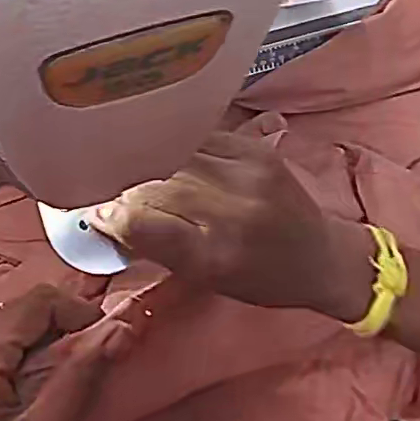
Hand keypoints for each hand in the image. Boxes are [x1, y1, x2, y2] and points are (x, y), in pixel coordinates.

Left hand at [0, 285, 131, 420]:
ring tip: (63, 379)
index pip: (40, 300)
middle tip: (91, 363)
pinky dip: (18, 349)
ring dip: (42, 339)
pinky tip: (29, 384)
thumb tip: (123, 326)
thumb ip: (81, 374)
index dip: (81, 311)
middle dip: (63, 327)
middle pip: (23, 308)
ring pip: (8, 320)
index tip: (110, 339)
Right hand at [89, 131, 374, 323]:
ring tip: (142, 176)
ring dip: (150, 168)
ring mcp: (246, 172)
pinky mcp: (253, 148)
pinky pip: (195, 141)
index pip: (143, 222)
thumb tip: (104, 215)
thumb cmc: (260, 279)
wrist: (321, 254)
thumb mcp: (205, 279)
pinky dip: (177, 152)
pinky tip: (172, 161)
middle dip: (127, 192)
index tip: (97, 214)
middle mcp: (232, 210)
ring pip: (170, 159)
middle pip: (153, 186)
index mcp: (217, 255)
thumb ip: (155, 246)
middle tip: (115, 197)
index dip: (111, 216)